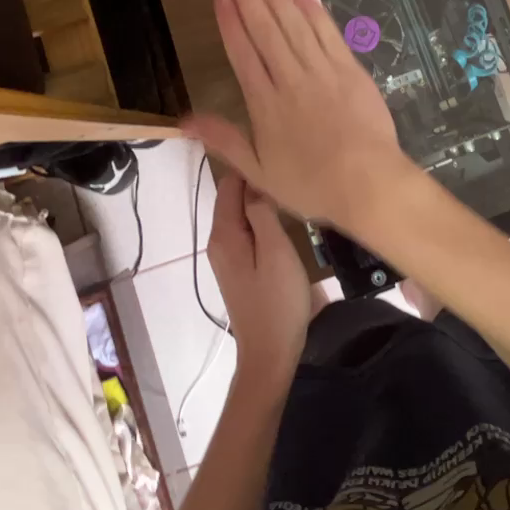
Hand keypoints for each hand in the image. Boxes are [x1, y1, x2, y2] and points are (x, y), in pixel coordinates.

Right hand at [185, 0, 414, 229]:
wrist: (367, 184)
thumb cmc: (311, 184)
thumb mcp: (258, 172)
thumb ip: (223, 140)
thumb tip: (184, 120)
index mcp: (265, 103)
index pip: (242, 52)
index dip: (229, 20)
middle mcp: (290, 79)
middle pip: (265, 29)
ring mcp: (322, 71)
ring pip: (294, 24)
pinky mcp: (350, 70)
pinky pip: (328, 34)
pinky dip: (314, 12)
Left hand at [206, 172, 311, 382]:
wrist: (269, 353)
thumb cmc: (277, 302)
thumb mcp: (276, 252)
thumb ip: (262, 214)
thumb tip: (256, 181)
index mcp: (224, 234)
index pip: (229, 182)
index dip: (251, 165)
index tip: (279, 155)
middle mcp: (218, 241)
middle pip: (232, 197)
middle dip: (256, 181)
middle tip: (290, 172)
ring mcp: (227, 256)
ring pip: (241, 214)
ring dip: (260, 201)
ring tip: (290, 190)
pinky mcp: (238, 268)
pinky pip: (246, 231)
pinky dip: (261, 219)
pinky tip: (283, 219)